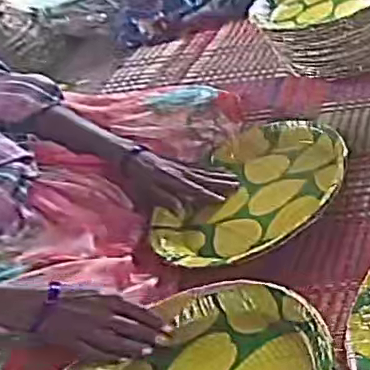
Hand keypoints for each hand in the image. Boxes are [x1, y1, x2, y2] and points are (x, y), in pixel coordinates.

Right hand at [24, 287, 167, 359]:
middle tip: (165, 342)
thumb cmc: (64, 295)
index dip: (156, 322)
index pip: (140, 312)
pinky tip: (120, 359)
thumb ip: (116, 300)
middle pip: (133, 329)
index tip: (168, 328)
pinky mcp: (73, 343)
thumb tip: (134, 307)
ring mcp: (88, 331)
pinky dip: (110, 357)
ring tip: (147, 352)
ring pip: (117, 343)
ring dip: (134, 349)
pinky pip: (95, 353)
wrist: (32, 306)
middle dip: (151, 337)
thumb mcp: (96, 291)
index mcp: (110, 299)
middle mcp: (103, 315)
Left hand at [120, 148, 238, 213]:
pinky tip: (225, 171)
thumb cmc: (138, 180)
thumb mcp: (145, 194)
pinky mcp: (186, 165)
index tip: (222, 200)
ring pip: (207, 173)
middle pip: (205, 179)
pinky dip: (216, 170)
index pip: (193, 189)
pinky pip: (203, 168)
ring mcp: (185, 168)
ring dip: (222, 176)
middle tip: (238, 187)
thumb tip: (181, 211)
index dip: (208, 194)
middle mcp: (182, 174)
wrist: (131, 159)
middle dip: (222, 183)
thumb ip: (164, 201)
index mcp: (172, 181)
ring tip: (237, 180)